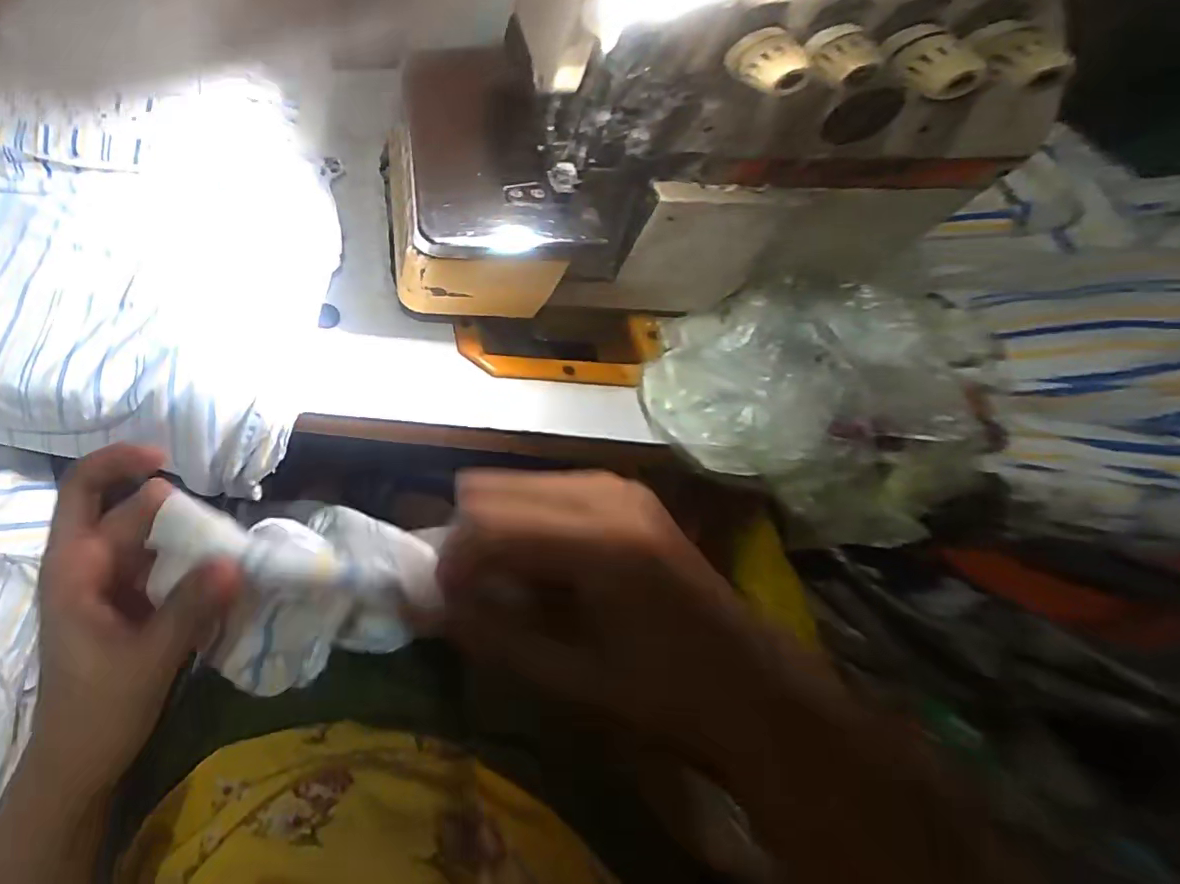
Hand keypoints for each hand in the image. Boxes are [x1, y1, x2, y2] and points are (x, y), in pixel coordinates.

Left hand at [27, 444, 241, 791]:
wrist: (76, 768)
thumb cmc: (97, 713)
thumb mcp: (148, 661)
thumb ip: (189, 608)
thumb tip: (235, 563)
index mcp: (72, 565)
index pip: (86, 488)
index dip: (119, 461)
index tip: (166, 460)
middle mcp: (85, 562)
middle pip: (125, 510)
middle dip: (169, 508)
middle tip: (212, 523)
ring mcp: (105, 581)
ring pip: (144, 537)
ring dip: (181, 537)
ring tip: (224, 546)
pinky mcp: (123, 600)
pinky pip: (155, 565)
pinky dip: (183, 563)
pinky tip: (214, 574)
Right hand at [436, 470, 791, 764]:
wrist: (761, 694)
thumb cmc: (668, 698)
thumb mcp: (570, 680)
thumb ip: (488, 635)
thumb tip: (420, 606)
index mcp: (602, 543)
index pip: (487, 525)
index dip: (452, 561)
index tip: (444, 599)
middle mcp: (605, 495)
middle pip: (486, 490)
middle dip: (466, 540)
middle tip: (471, 589)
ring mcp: (614, 485)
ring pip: (505, 484)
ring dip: (489, 529)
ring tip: (503, 578)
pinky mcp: (618, 489)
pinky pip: (534, 488)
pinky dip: (517, 521)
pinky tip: (538, 564)